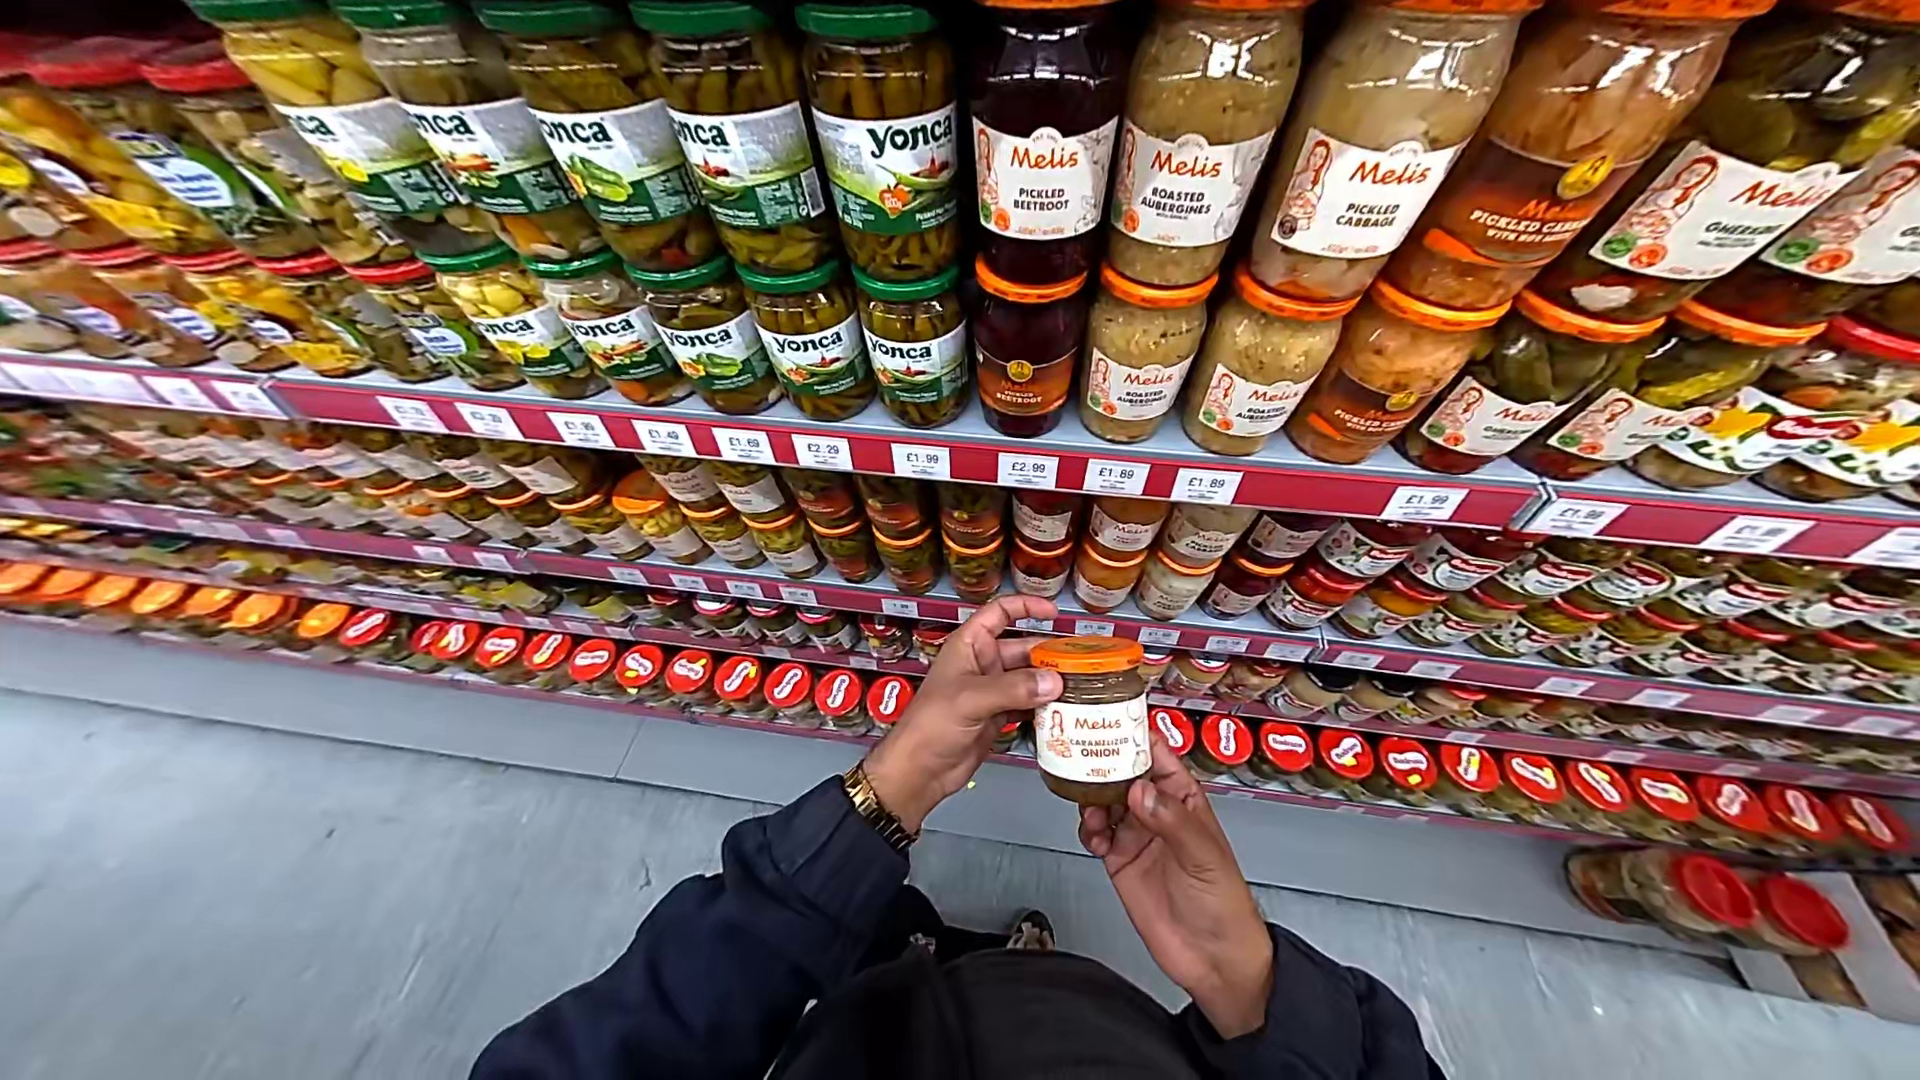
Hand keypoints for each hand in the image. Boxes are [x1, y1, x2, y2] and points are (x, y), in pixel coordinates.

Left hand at [863, 595, 1061, 832]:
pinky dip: (1045, 706)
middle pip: (1022, 648)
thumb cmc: (932, 724)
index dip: (1025, 607)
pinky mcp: (998, 715)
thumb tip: (1055, 681)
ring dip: (1051, 681)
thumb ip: (1013, 688)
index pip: (999, 613)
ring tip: (1082, 686)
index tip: (1054, 613)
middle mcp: (982, 663)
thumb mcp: (971, 699)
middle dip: (1049, 653)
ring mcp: (991, 690)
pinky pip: (1028, 703)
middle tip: (1081, 662)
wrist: (920, 770)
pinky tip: (1065, 711)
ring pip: (1028, 677)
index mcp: (969, 645)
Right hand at [1078, 735, 1272, 1038]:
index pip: (1154, 751)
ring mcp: (1135, 830)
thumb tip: (1139, 790)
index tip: (1109, 718)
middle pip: (1119, 769)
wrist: (1212, 960)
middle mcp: (1155, 807)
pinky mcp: (1118, 855)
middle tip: (1081, 758)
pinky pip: (1093, 830)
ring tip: (1091, 808)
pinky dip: (1088, 828)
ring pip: (1101, 796)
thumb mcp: (1203, 855)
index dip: (1132, 732)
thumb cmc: (1224, 903)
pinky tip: (1095, 837)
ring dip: (1090, 797)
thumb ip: (1171, 821)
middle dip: (1100, 762)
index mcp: (1180, 795)